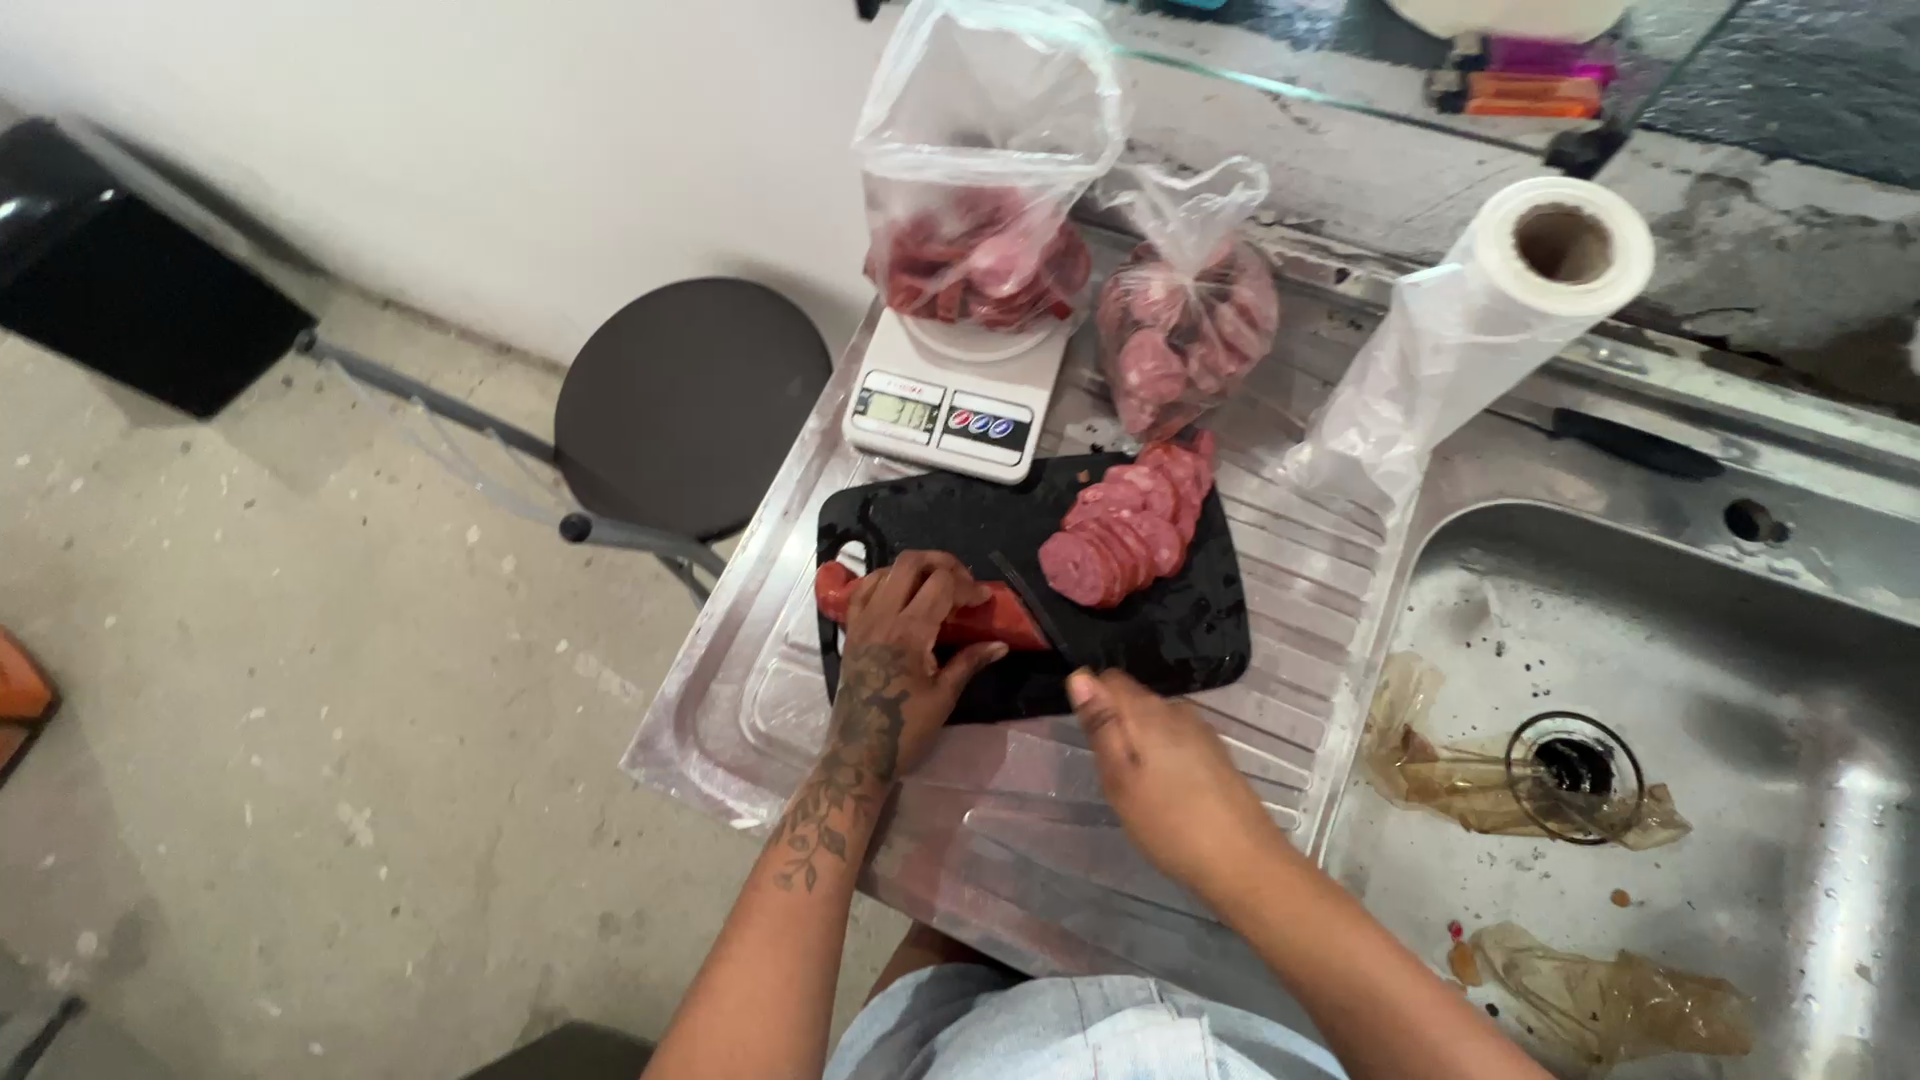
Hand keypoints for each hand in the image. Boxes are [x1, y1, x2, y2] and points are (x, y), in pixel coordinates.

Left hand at [835, 551, 1007, 778]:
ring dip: (915, 570)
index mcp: (908, 631)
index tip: (984, 600)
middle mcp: (881, 617)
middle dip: (942, 563)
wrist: (858, 753)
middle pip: (911, 563)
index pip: (941, 584)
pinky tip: (902, 595)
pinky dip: (886, 582)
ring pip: (885, 570)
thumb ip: (970, 661)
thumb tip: (1000, 644)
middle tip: (962, 582)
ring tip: (936, 587)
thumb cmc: (906, 729)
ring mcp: (861, 622)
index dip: (968, 585)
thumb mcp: (944, 696)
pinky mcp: (851, 631)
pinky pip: (864, 590)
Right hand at [1067, 668, 1289, 904]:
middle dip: (1116, 726)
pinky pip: (1176, 739)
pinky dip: (1162, 756)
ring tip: (1139, 788)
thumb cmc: (1169, 824)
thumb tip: (1080, 677)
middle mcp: (1177, 711)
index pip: (1109, 679)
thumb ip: (1100, 725)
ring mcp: (1201, 731)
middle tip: (1114, 776)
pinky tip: (1168, 792)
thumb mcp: (1120, 779)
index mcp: (1149, 712)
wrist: (1245, 863)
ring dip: (1139, 742)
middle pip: (1134, 700)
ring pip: (1155, 721)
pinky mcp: (1216, 753)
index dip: (1092, 700)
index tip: (1091, 740)